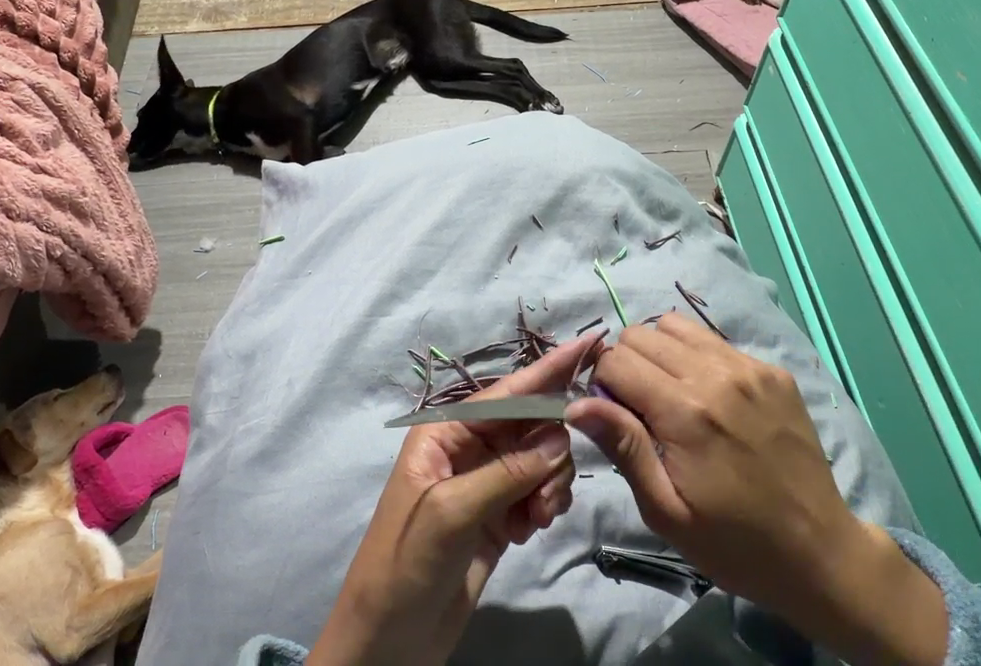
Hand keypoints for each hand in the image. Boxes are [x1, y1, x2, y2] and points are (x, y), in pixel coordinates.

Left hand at [307, 331, 603, 665]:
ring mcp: (486, 484)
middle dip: (552, 450)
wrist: (389, 639)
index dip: (548, 369)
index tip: (591, 343)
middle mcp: (468, 450)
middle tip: (550, 494)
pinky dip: (546, 505)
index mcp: (444, 433)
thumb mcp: (451, 512)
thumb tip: (560, 438)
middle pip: (531, 425)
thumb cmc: (406, 563)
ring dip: (551, 484)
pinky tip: (531, 530)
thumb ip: (508, 472)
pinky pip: (539, 492)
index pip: (506, 392)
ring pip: (541, 460)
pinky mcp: (500, 517)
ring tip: (537, 519)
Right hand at [567, 313, 946, 665]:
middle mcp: (717, 375)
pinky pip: (716, 341)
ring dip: (661, 354)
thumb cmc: (733, 543)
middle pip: (641, 334)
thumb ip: (624, 447)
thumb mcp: (666, 510)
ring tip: (672, 398)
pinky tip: (710, 400)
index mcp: (686, 412)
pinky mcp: (774, 372)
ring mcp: (750, 368)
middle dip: (628, 365)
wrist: (819, 552)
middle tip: (641, 410)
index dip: (603, 385)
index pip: (615, 360)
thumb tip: (577, 403)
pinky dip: (698, 358)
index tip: (615, 417)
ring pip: (677, 326)